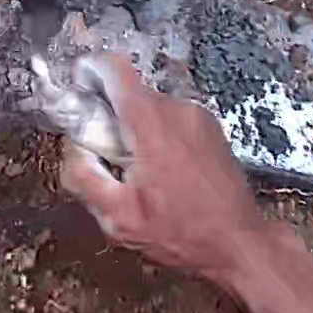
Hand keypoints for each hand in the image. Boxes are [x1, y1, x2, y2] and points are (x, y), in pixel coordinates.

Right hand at [58, 54, 267, 280]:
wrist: (240, 243)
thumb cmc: (182, 234)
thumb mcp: (120, 220)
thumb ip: (85, 178)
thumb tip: (72, 149)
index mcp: (152, 125)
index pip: (114, 69)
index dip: (88, 70)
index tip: (76, 86)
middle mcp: (177, 109)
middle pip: (130, 93)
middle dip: (109, 116)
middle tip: (105, 156)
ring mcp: (198, 115)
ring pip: (150, 107)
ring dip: (134, 129)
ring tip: (138, 172)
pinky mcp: (209, 126)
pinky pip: (171, 118)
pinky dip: (157, 134)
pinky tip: (162, 171)